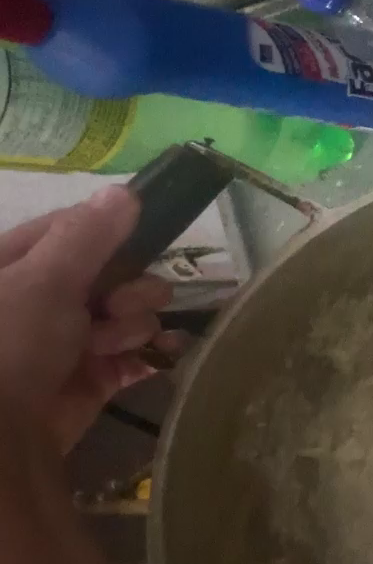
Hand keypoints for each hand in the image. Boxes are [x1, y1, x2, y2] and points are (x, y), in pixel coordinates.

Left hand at [0, 187, 173, 456]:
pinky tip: (165, 353)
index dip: (110, 237)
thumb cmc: (4, 346)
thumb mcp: (42, 282)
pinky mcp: (95, 373)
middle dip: (131, 291)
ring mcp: (67, 339)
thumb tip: (126, 191)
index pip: (72, 232)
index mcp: (8, 269)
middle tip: (115, 308)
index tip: (133, 249)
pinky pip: (144, 351)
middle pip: (115, 274)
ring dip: (135, 327)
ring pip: (133, 313)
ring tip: (111, 345)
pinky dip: (157, 351)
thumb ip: (88, 237)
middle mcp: (36, 300)